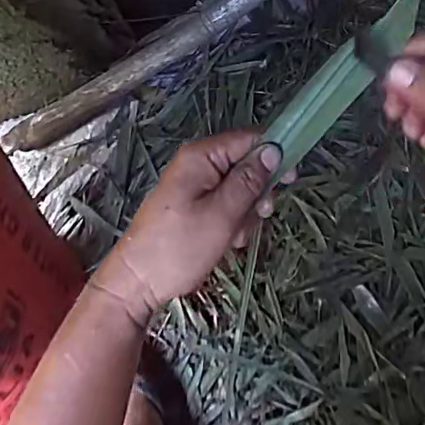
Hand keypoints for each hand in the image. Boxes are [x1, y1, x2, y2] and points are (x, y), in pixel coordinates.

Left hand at [90, 130, 282, 326]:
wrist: (134, 285)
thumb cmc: (179, 248)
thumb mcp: (221, 215)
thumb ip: (250, 180)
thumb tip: (274, 149)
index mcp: (202, 156)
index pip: (249, 138)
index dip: (274, 154)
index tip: (291, 179)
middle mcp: (198, 163)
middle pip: (245, 163)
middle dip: (257, 190)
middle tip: (260, 215)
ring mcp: (193, 184)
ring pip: (238, 187)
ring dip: (245, 211)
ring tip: (235, 237)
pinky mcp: (192, 204)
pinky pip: (224, 202)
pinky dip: (232, 220)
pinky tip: (226, 242)